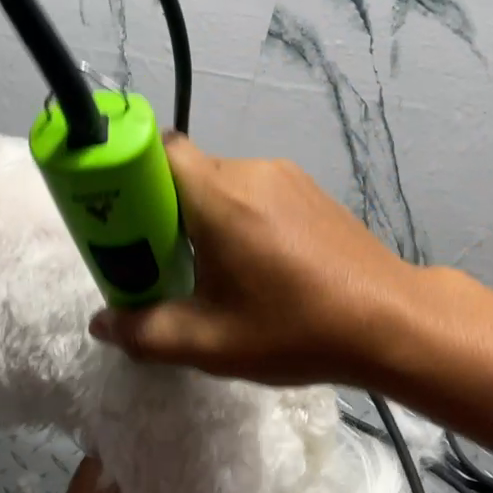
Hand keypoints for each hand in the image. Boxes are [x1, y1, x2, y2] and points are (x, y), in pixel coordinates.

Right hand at [89, 134, 426, 384]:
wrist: (392, 320)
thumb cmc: (296, 329)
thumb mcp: (213, 342)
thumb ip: (147, 331)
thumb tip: (100, 324)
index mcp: (220, 197)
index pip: (160, 150)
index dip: (132, 174)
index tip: (122, 218)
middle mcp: (250, 171)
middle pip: (187, 171)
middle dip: (165, 207)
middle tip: (161, 258)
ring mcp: (285, 175)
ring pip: (221, 181)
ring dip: (204, 214)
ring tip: (212, 269)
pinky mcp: (309, 188)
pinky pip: (254, 189)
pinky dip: (237, 215)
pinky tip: (256, 263)